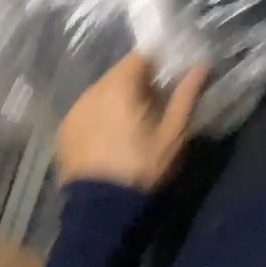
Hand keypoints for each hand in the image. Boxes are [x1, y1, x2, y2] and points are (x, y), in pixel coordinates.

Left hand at [55, 52, 205, 190]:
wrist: (100, 211)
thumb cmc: (142, 167)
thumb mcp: (172, 134)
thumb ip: (185, 96)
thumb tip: (201, 67)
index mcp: (119, 86)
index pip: (140, 56)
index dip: (157, 62)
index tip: (170, 75)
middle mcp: (92, 91)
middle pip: (119, 73)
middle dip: (138, 82)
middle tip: (156, 102)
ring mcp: (74, 110)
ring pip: (102, 92)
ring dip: (118, 98)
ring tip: (133, 122)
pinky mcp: (64, 130)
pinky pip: (88, 110)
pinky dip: (101, 115)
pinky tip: (111, 136)